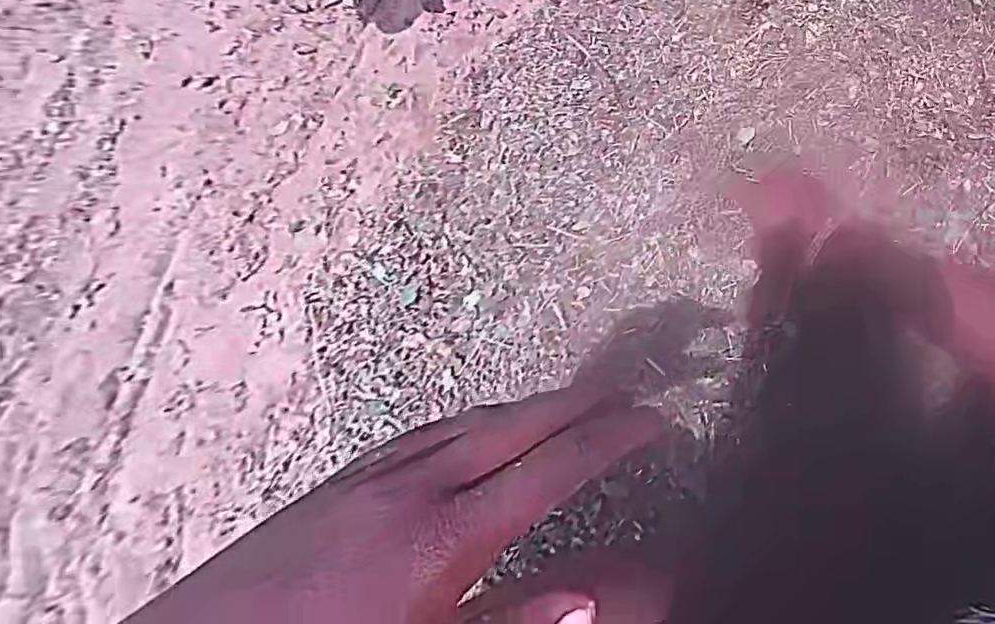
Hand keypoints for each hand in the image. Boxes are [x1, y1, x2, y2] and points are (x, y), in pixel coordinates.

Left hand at [126, 387, 664, 623]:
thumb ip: (506, 623)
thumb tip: (590, 600)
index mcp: (445, 538)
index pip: (560, 463)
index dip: (617, 434)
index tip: (654, 421)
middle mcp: (418, 488)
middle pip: (527, 420)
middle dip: (588, 400)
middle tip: (632, 393)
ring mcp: (375, 476)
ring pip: (483, 417)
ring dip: (540, 404)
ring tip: (577, 402)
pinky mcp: (340, 480)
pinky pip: (434, 427)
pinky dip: (484, 416)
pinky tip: (489, 424)